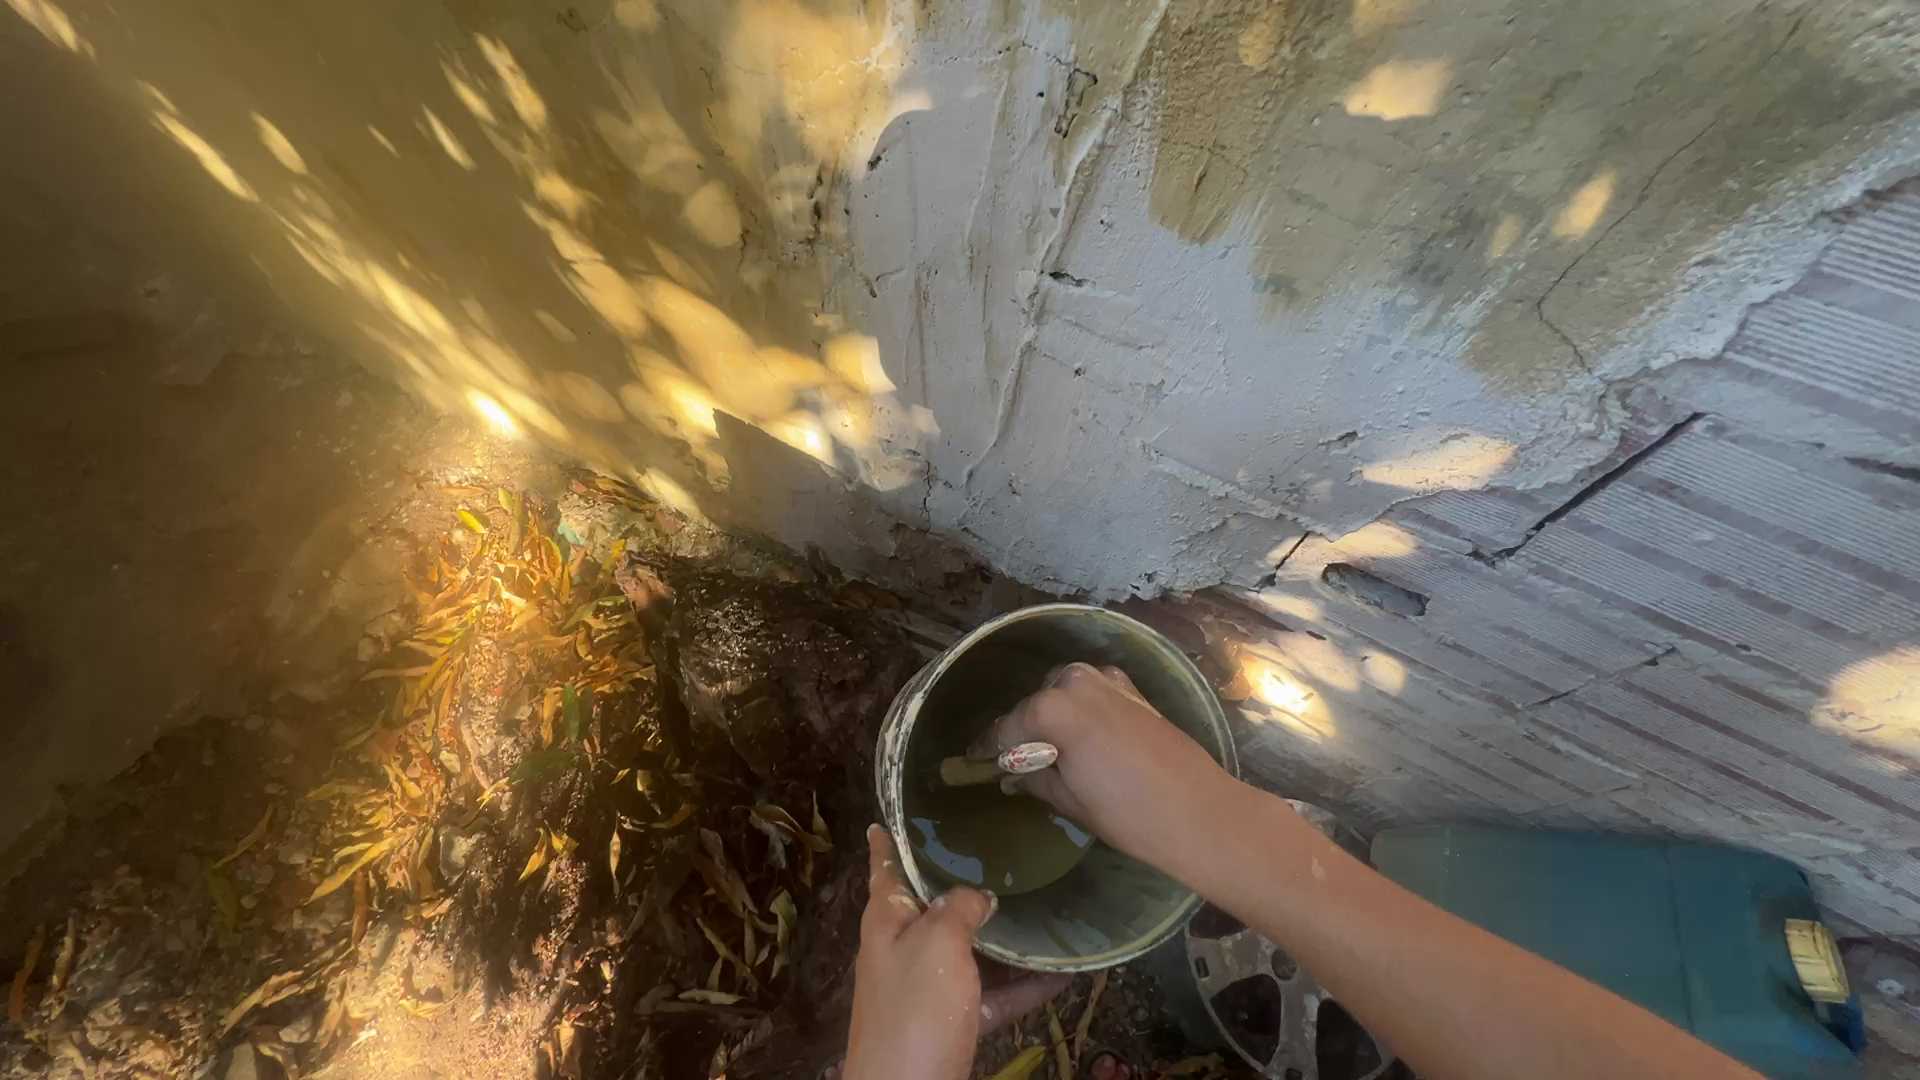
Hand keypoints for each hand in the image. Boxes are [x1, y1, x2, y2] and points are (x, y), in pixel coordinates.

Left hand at [845, 826, 1067, 1079]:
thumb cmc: (914, 1011)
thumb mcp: (937, 944)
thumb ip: (959, 907)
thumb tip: (978, 895)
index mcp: (888, 919)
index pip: (884, 867)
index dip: (886, 840)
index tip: (889, 815)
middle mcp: (905, 947)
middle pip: (935, 903)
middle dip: (965, 881)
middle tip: (1000, 848)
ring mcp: (929, 988)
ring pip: (971, 948)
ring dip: (1006, 935)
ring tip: (1046, 906)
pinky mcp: (954, 1023)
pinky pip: (992, 992)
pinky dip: (1024, 984)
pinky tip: (1063, 972)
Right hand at [975, 662, 1234, 866]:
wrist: (1200, 812)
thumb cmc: (1128, 814)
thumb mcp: (1070, 800)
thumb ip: (1035, 776)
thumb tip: (1013, 771)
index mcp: (1052, 708)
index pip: (1007, 728)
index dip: (988, 747)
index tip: (975, 760)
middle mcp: (1076, 682)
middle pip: (1035, 705)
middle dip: (1025, 730)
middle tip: (1019, 761)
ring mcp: (1108, 681)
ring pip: (1062, 693)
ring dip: (1053, 715)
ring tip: (1053, 750)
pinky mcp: (1131, 689)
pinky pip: (1091, 692)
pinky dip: (1081, 708)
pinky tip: (1084, 737)